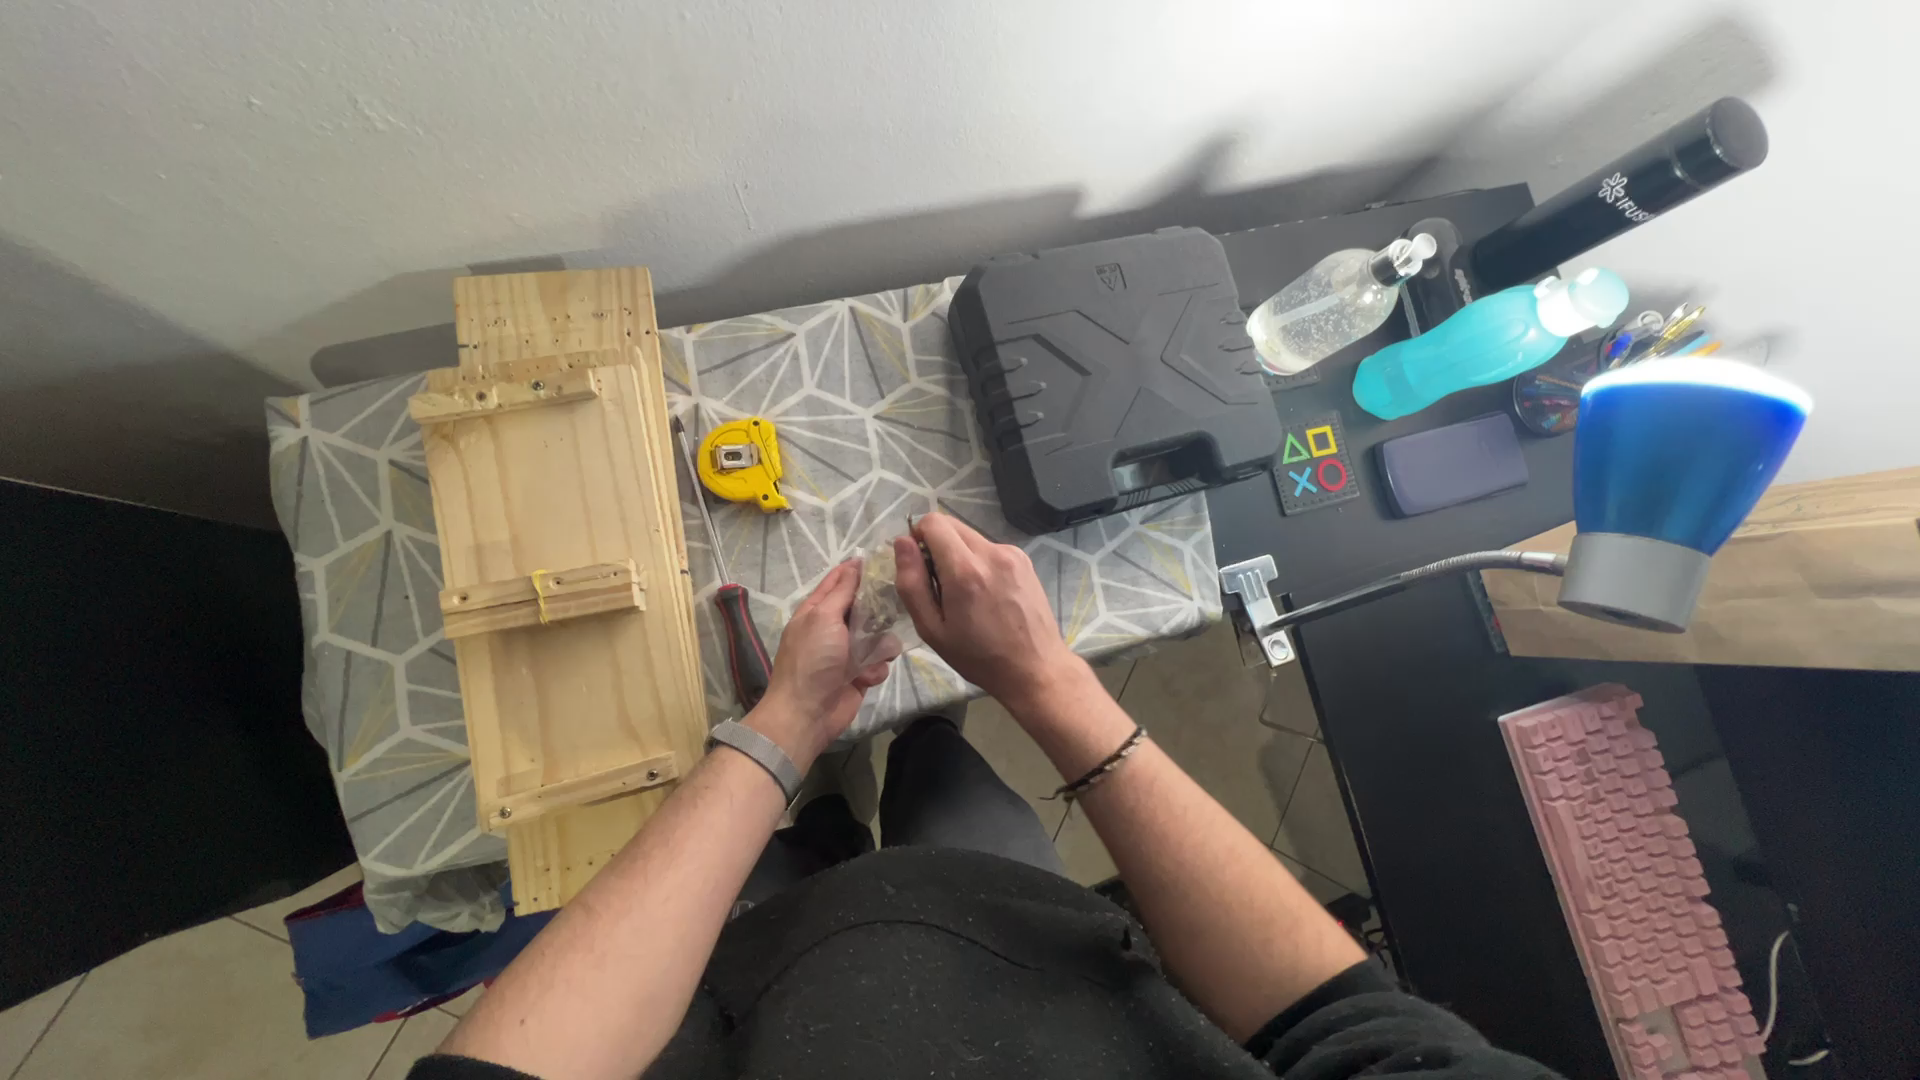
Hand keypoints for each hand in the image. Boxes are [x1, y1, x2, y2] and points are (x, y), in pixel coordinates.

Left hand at [746, 560, 895, 768]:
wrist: (807, 714)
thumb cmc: (812, 660)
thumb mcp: (824, 618)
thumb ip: (842, 591)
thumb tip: (854, 564)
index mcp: (817, 610)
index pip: (839, 581)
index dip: (857, 569)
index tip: (883, 559)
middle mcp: (834, 627)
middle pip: (865, 606)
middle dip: (879, 608)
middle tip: (896, 604)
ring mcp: (848, 651)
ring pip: (879, 635)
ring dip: (880, 644)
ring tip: (873, 654)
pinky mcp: (860, 673)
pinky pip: (880, 662)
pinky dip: (875, 669)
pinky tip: (865, 677)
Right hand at [893, 513, 1085, 711]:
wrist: (1035, 668)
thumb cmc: (978, 657)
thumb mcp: (933, 629)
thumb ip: (912, 583)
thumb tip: (902, 542)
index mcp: (965, 570)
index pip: (933, 522)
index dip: (919, 538)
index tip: (921, 566)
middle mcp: (991, 552)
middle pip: (952, 525)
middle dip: (937, 545)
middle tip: (940, 584)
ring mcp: (1012, 554)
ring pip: (971, 536)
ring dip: (959, 554)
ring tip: (966, 593)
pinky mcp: (1024, 560)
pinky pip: (990, 548)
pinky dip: (980, 562)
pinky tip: (987, 594)